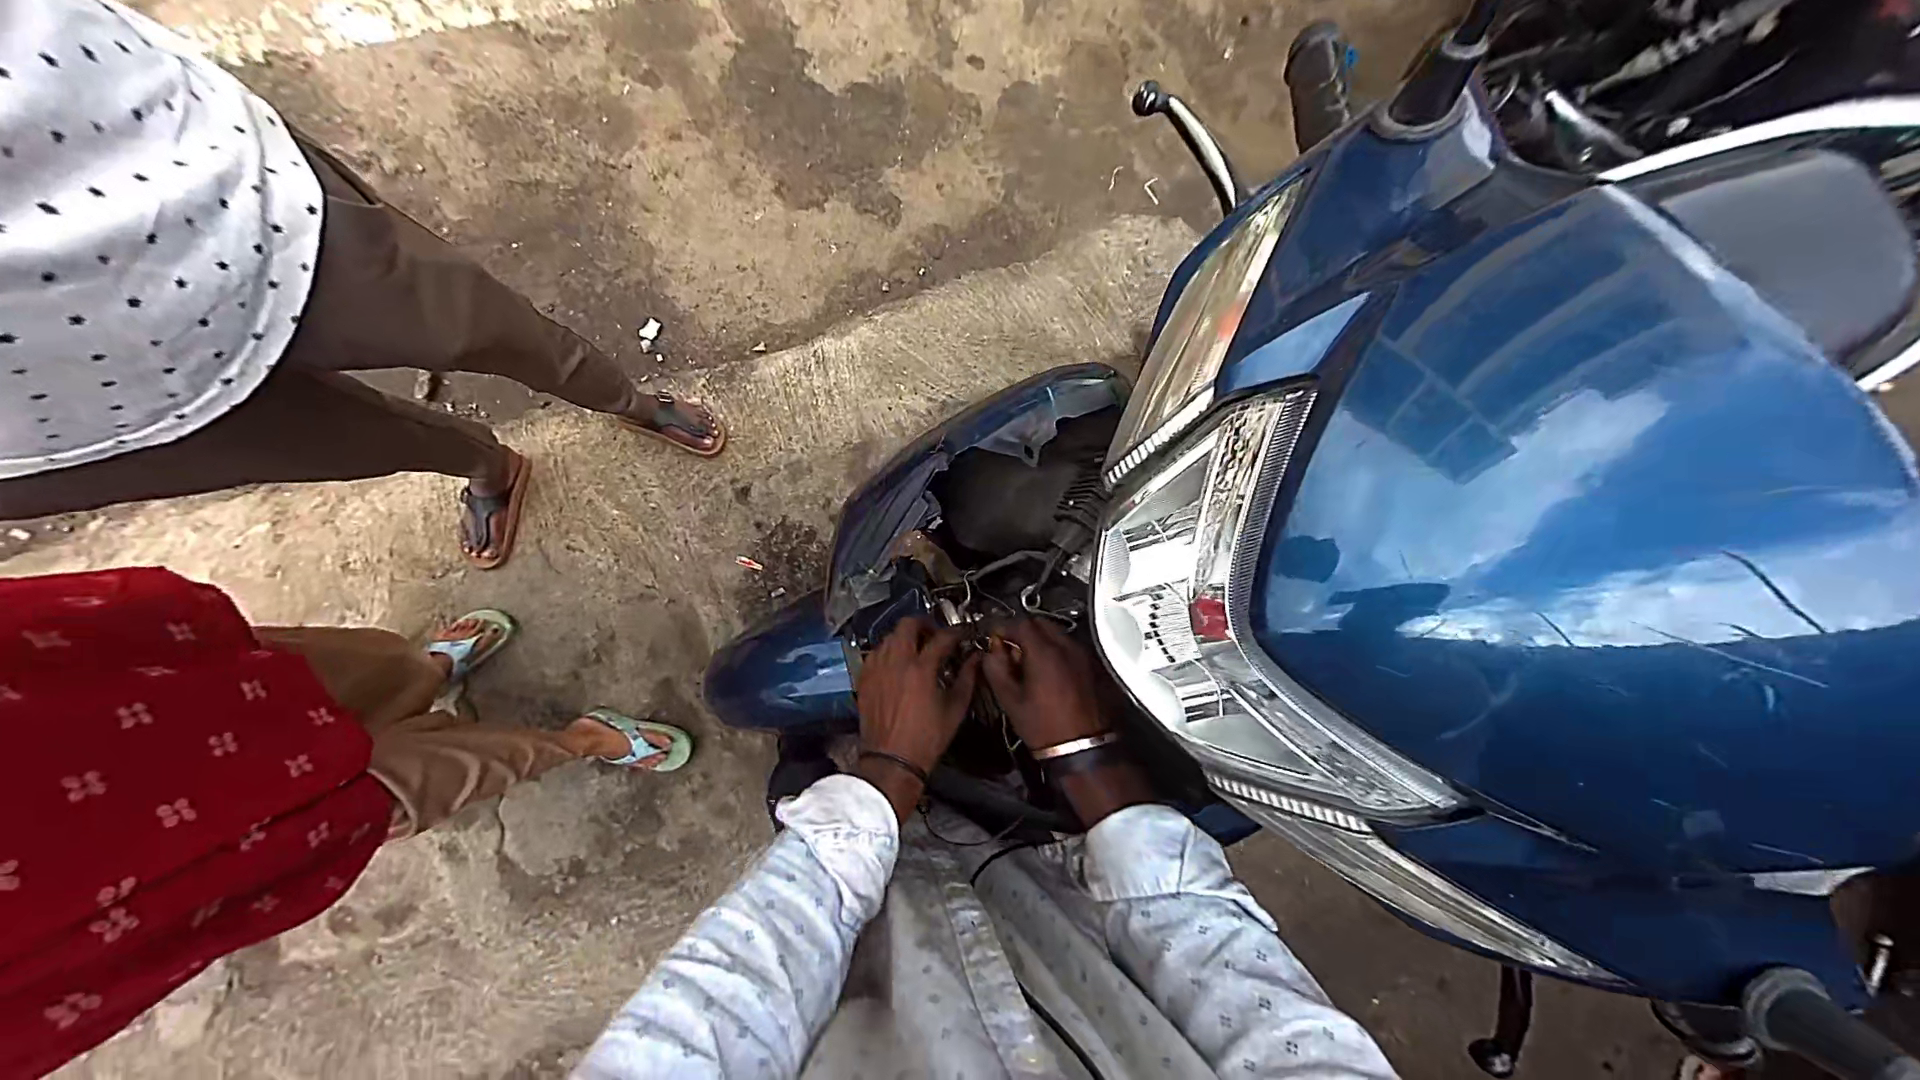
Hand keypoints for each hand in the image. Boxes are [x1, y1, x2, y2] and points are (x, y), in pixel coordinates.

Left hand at [853, 618, 979, 820]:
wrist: (891, 760)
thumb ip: (967, 678)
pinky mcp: (864, 678)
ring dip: (906, 638)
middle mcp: (896, 662)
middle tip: (935, 636)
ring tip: (917, 650)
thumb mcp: (954, 709)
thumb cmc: (926, 739)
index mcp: (921, 669)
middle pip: (908, 624)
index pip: (942, 637)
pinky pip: (875, 652)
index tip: (963, 634)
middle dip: (925, 625)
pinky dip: (889, 652)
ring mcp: (876, 668)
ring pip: (890, 636)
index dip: (956, 632)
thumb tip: (975, 659)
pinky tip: (897, 664)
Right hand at [984, 618, 1155, 826]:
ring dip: (1039, 641)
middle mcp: (1067, 648)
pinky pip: (1068, 647)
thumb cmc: (1047, 729)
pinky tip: (1045, 672)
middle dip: (1021, 632)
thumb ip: (996, 668)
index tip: (996, 639)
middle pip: (1039, 623)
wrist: (1082, 749)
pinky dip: (1054, 651)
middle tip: (1009, 650)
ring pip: (1056, 633)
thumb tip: (993, 652)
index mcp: (1044, 653)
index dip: (1003, 628)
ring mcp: (1082, 656)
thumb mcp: (1010, 699)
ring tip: (1027, 663)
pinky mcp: (1090, 666)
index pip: (1020, 623)